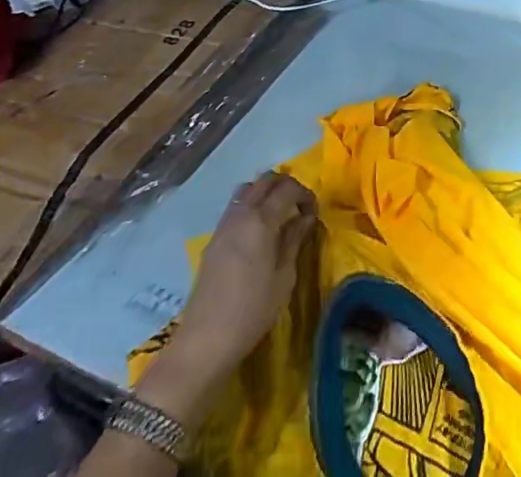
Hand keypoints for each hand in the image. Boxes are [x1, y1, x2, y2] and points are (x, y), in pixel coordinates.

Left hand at [140, 173, 315, 407]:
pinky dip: (251, 206)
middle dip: (285, 185)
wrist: (206, 339)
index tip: (314, 213)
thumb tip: (304, 217)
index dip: (305, 194)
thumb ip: (293, 240)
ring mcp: (223, 226)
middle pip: (264, 180)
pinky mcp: (214, 240)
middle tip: (299, 206)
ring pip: (246, 190)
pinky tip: (260, 231)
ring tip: (280, 214)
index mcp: (260, 221)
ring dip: (265, 192)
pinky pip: (235, 208)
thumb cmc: (253, 310)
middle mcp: (240, 215)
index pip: (287, 189)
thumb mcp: (284, 276)